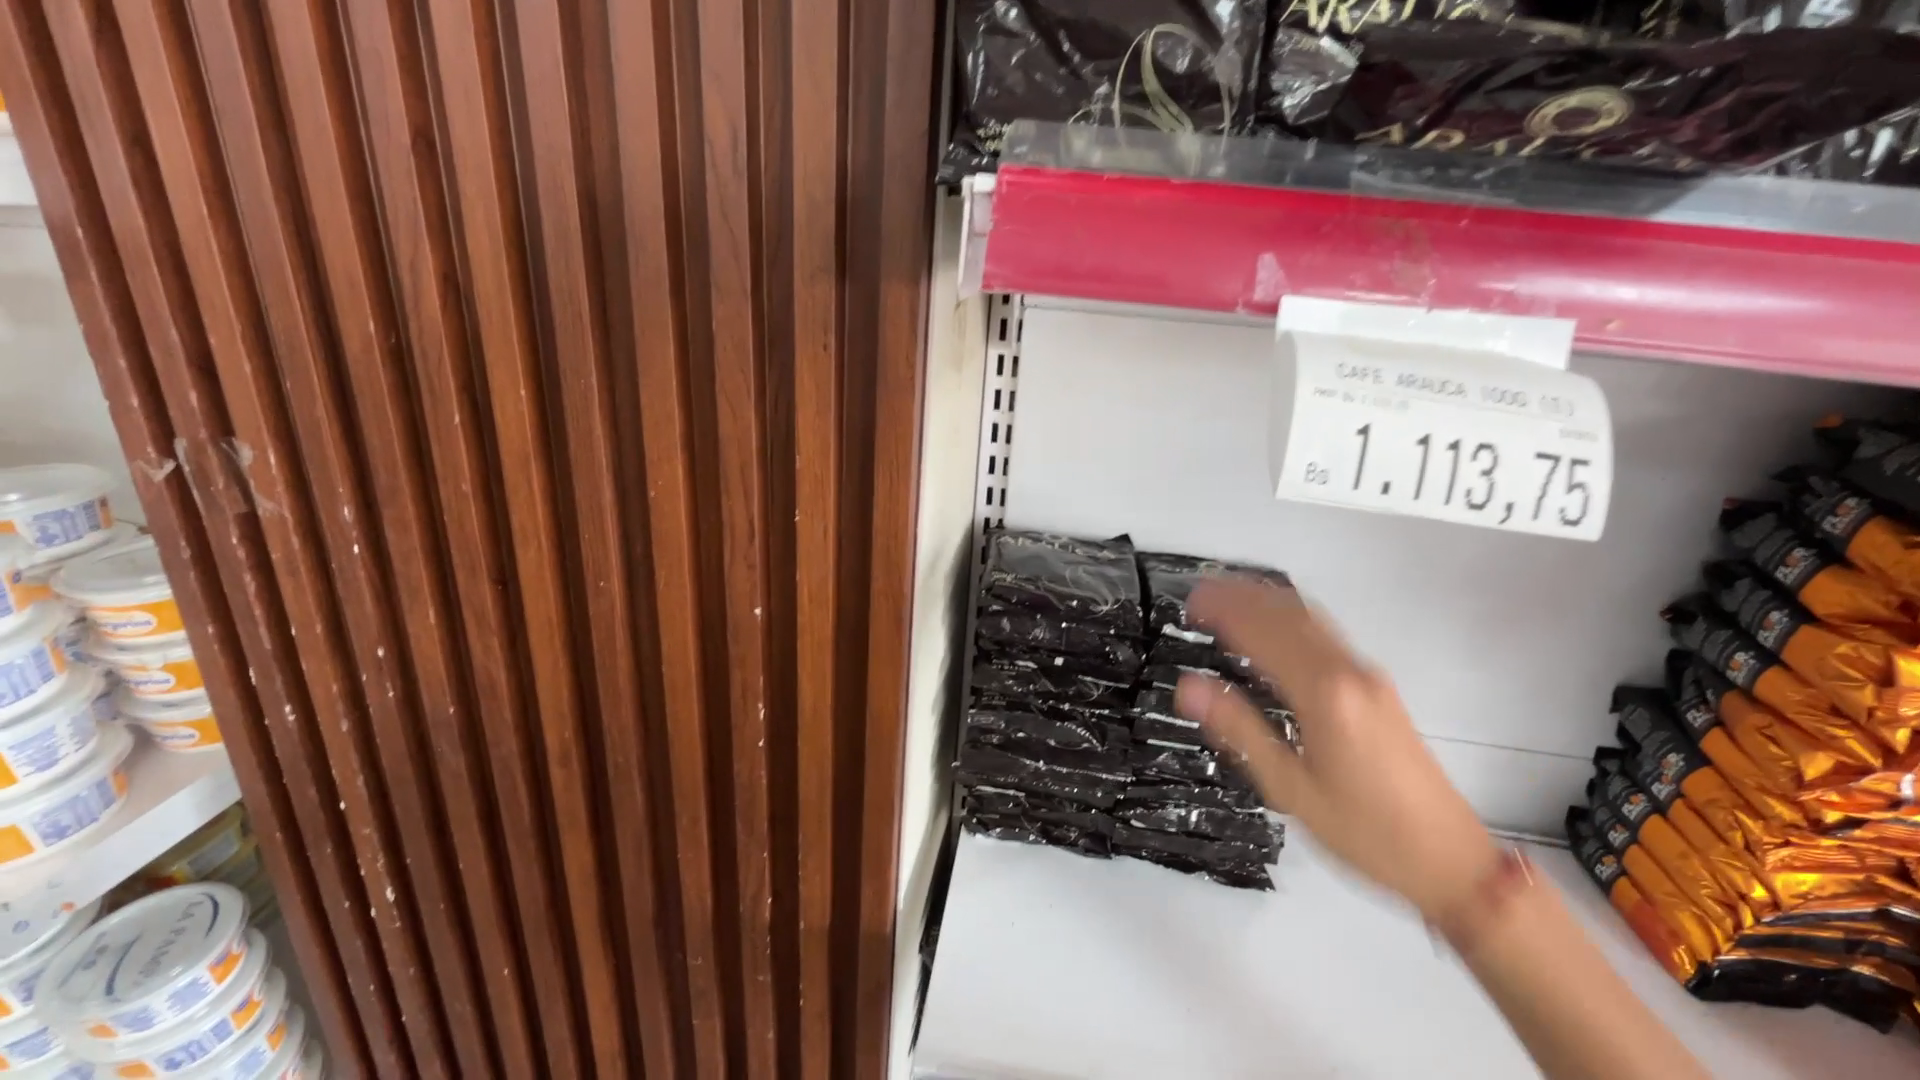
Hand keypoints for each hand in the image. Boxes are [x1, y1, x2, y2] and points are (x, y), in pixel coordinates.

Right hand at [1174, 579, 1494, 920]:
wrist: (1448, 858)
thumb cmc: (1364, 833)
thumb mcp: (1290, 788)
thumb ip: (1240, 730)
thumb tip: (1189, 687)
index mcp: (1325, 695)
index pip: (1265, 633)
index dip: (1226, 610)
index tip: (1193, 603)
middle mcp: (1349, 672)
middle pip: (1290, 614)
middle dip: (1243, 596)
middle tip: (1201, 595)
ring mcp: (1369, 677)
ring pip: (1311, 618)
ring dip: (1268, 602)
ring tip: (1230, 599)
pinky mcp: (1378, 688)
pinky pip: (1326, 634)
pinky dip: (1292, 619)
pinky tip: (1276, 629)